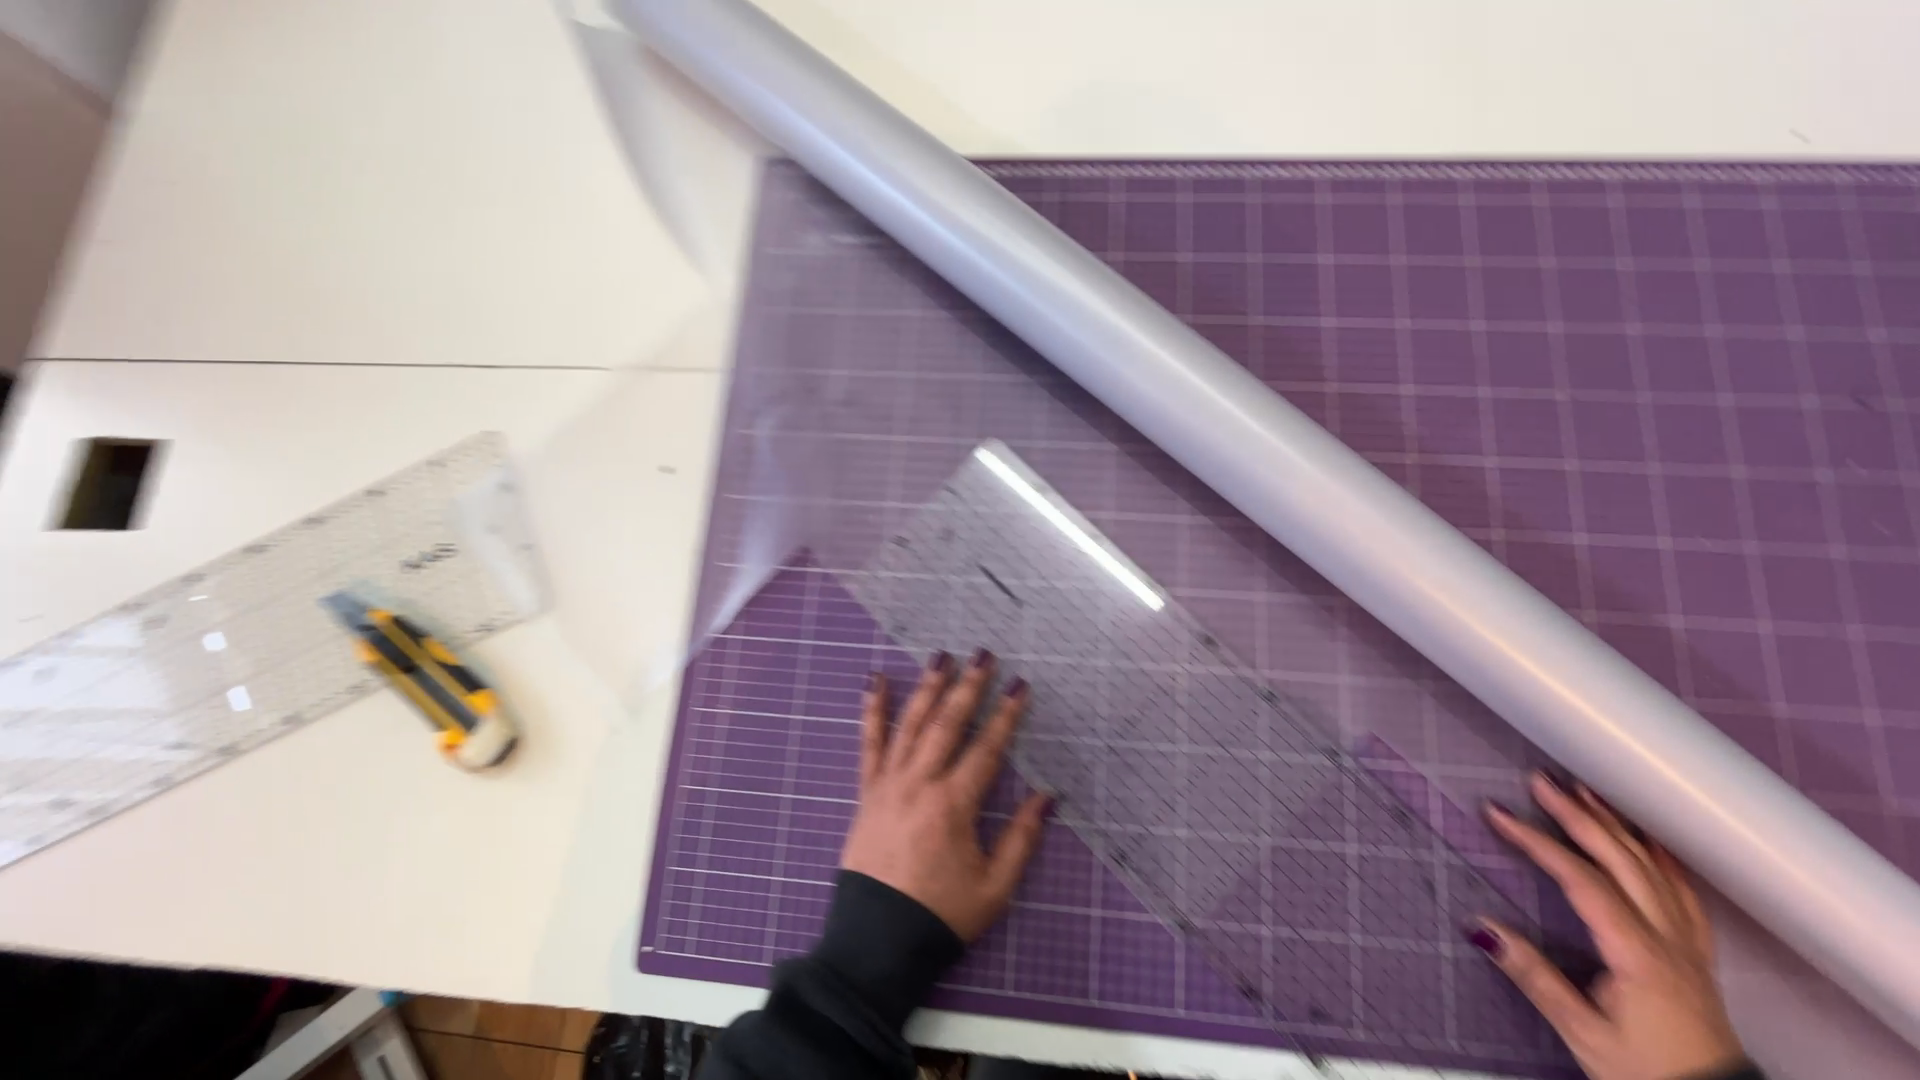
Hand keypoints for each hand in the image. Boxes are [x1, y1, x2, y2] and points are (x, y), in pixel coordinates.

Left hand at [841, 650, 1051, 940]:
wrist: (876, 942)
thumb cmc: (941, 916)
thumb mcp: (995, 888)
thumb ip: (1022, 838)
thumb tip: (1047, 796)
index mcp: (953, 804)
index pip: (986, 748)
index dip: (1006, 715)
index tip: (1020, 685)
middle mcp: (919, 784)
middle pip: (947, 724)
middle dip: (968, 687)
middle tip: (984, 655)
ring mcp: (888, 785)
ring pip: (910, 725)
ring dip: (927, 688)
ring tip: (941, 656)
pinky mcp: (867, 793)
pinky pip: (869, 744)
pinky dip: (873, 711)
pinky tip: (876, 681)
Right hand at [1473, 773, 1747, 1079]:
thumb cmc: (1646, 1071)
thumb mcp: (1583, 1032)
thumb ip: (1534, 976)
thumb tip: (1481, 926)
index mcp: (1637, 953)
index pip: (1583, 880)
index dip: (1539, 842)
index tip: (1499, 815)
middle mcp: (1667, 939)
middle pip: (1622, 861)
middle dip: (1578, 816)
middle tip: (1542, 782)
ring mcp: (1687, 943)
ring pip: (1653, 868)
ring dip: (1616, 826)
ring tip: (1585, 793)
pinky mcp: (1695, 954)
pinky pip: (1682, 893)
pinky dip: (1661, 858)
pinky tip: (1646, 841)